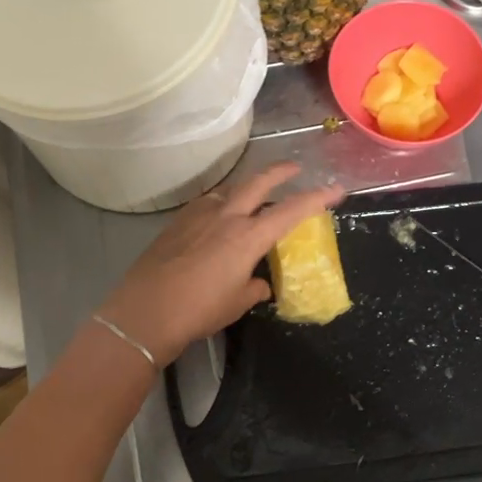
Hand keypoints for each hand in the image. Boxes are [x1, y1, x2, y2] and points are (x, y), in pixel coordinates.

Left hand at [95, 163, 345, 365]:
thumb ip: (253, 287)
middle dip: (280, 172)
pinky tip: (217, 218)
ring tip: (253, 196)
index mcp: (248, 237)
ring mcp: (198, 216)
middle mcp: (226, 217)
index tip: (336, 190)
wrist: (144, 313)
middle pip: (258, 182)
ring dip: (246, 189)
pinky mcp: (177, 223)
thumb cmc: (198, 311)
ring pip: (229, 191)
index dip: (317, 198)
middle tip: (294, 169)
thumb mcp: (237, 303)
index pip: (291, 211)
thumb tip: (259, 282)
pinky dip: (221, 204)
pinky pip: (207, 205)